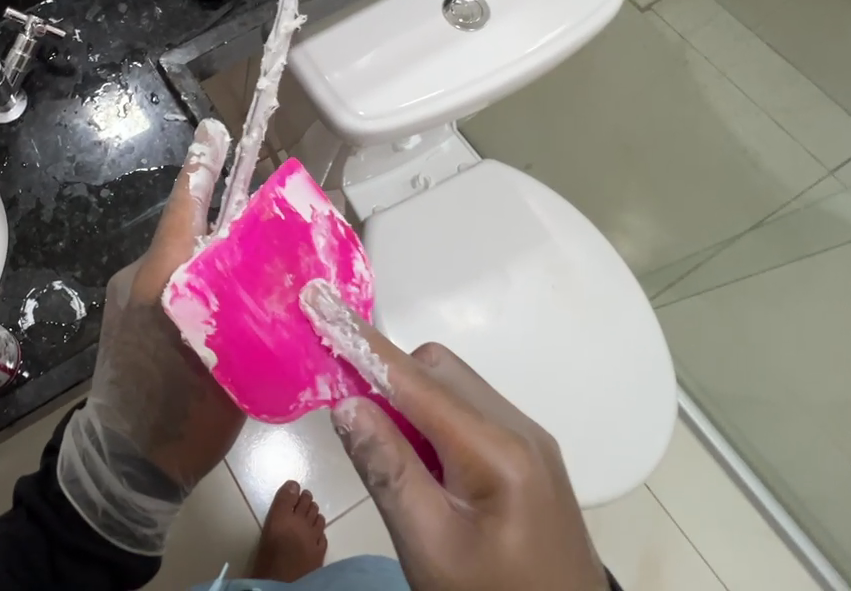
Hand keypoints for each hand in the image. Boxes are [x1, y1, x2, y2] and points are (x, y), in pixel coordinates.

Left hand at [57, 118, 242, 553]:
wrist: (120, 468)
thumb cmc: (182, 425)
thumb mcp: (231, 373)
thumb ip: (248, 320)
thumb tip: (275, 285)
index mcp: (164, 287)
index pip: (185, 213)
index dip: (202, 170)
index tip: (214, 131)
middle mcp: (138, 280)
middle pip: (185, 231)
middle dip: (220, 218)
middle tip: (260, 218)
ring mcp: (125, 296)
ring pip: (175, 258)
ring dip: (206, 256)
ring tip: (244, 271)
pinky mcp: (121, 312)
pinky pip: (162, 280)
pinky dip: (189, 279)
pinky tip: (215, 303)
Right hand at [324, 308, 607, 590]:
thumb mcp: (429, 547)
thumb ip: (387, 470)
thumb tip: (347, 402)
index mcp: (496, 449)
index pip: (413, 378)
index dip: (360, 342)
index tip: (319, 303)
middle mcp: (519, 427)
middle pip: (437, 370)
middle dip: (388, 378)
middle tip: (356, 420)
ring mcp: (530, 440)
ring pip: (453, 386)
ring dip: (411, 400)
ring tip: (394, 456)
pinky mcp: (531, 456)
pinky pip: (470, 410)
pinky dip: (434, 418)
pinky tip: (425, 466)